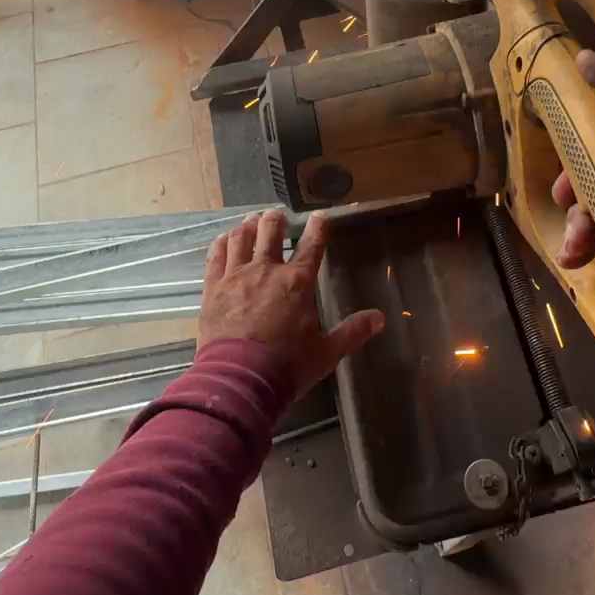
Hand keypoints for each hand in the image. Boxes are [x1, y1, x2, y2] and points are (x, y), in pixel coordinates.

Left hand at [199, 209, 384, 399]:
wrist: (239, 379)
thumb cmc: (287, 365)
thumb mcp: (327, 352)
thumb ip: (353, 331)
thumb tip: (380, 318)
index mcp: (298, 281)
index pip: (311, 245)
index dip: (318, 227)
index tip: (319, 215)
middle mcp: (267, 270)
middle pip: (271, 231)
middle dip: (276, 219)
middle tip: (277, 214)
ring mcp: (237, 275)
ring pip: (242, 237)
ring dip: (249, 226)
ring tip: (252, 220)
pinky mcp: (214, 287)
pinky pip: (216, 255)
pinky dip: (222, 242)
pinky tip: (224, 238)